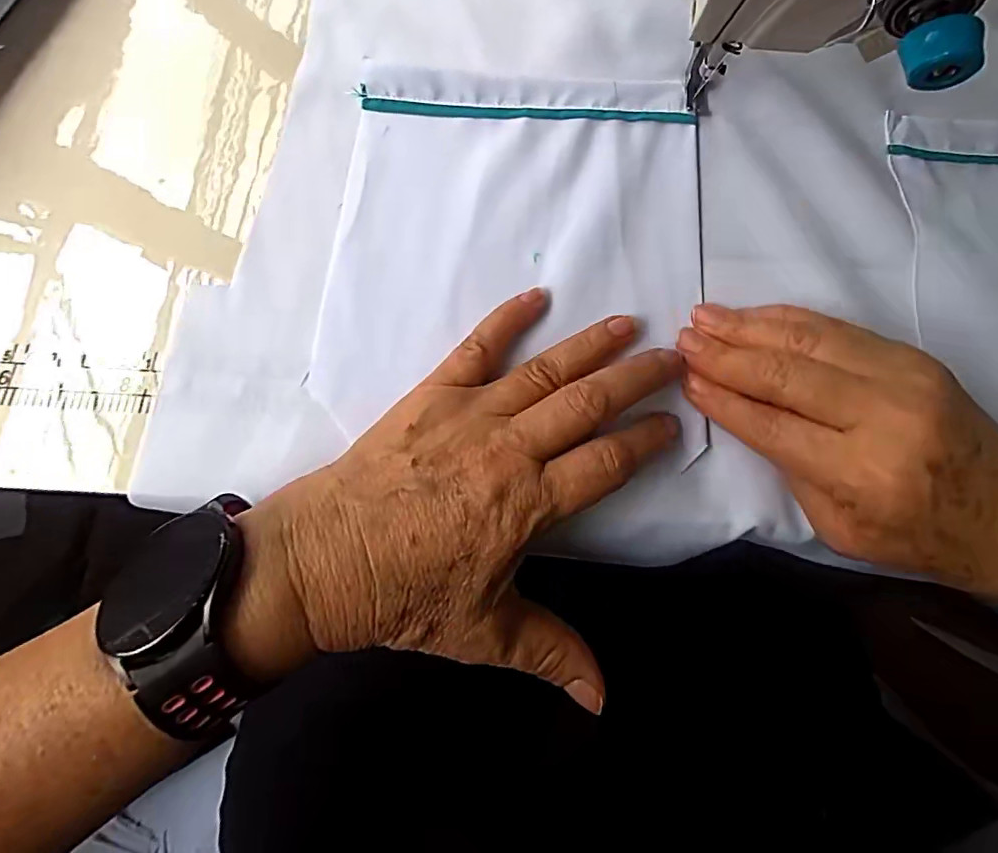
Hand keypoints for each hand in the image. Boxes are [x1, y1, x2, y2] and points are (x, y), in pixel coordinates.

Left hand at [225, 289, 683, 712]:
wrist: (325, 557)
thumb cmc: (403, 595)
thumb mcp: (483, 632)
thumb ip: (551, 653)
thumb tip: (604, 699)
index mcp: (528, 503)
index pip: (606, 463)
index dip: (645, 441)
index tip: (673, 424)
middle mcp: (507, 449)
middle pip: (586, 405)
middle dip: (635, 379)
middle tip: (672, 359)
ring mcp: (468, 415)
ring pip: (543, 372)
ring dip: (589, 345)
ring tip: (627, 323)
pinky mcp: (431, 395)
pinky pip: (475, 349)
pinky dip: (505, 320)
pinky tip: (534, 297)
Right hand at [676, 304, 997, 608]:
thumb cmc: (922, 536)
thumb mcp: (841, 527)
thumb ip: (793, 469)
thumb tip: (744, 411)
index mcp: (863, 473)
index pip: (771, 424)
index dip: (722, 399)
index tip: (685, 378)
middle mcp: (883, 418)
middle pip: (783, 375)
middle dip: (725, 355)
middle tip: (684, 340)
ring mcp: (903, 379)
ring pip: (806, 341)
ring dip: (747, 326)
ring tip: (704, 317)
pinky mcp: (912, 358)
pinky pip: (835, 328)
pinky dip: (785, 318)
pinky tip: (752, 315)